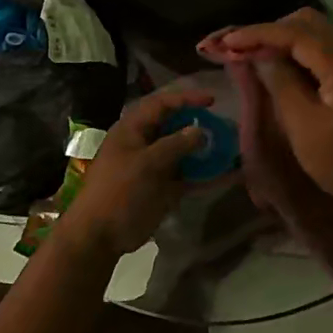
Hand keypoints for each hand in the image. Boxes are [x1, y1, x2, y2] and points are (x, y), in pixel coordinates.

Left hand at [59, 88, 212, 256]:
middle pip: (174, 127)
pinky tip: (226, 173)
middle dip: (198, 124)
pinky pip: (186, 175)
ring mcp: (153, 166)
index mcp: (132, 130)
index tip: (213, 101)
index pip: (160, 104)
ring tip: (230, 147)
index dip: (185, 99)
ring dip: (204, 150)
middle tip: (225, 125)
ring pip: (182, 152)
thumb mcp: (147, 164)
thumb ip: (175, 144)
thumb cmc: (119, 190)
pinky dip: (204, 173)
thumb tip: (200, 130)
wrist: (101, 233)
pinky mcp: (162, 188)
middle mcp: (143, 143)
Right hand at [200, 8, 332, 214]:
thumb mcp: (303, 126)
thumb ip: (280, 84)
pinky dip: (294, 55)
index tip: (226, 42)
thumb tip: (259, 55)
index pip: (296, 34)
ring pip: (315, 36)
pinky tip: (276, 71)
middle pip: (308, 24)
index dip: (258, 33)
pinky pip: (320, 54)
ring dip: (281, 41)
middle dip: (271, 31)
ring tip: (253, 58)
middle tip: (241, 49)